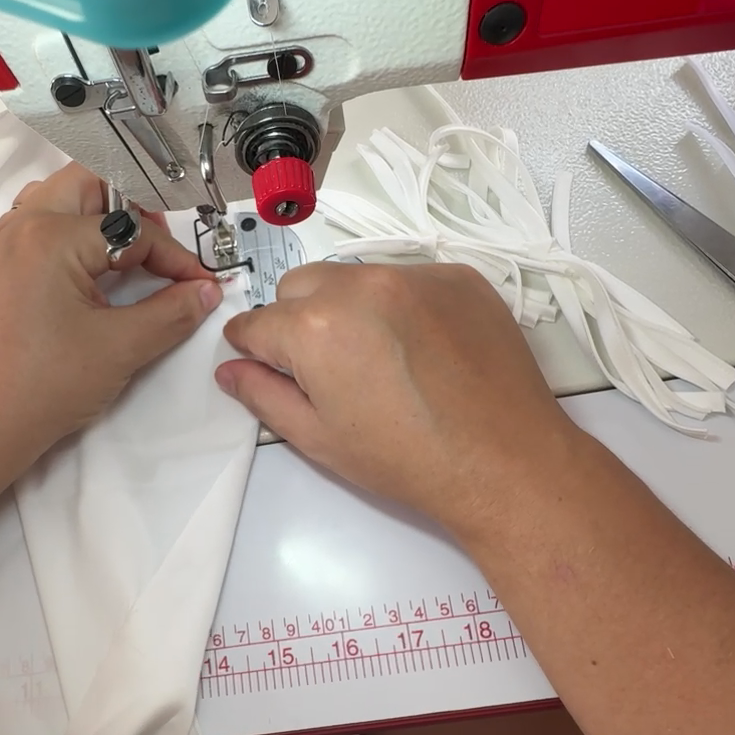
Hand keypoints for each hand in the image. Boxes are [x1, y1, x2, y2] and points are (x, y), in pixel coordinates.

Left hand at [0, 163, 221, 455]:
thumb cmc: (48, 385)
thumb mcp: (123, 348)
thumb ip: (173, 312)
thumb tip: (206, 291)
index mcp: (50, 236)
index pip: (131, 229)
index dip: (174, 257)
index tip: (199, 285)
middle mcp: (18, 226)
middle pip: (88, 184)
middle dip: (133, 211)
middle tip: (159, 252)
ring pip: (57, 199)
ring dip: (97, 216)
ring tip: (126, 258)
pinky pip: (33, 227)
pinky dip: (67, 234)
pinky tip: (84, 272)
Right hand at [216, 262, 581, 535]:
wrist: (505, 460)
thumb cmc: (405, 460)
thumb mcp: (319, 439)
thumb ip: (263, 397)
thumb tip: (229, 370)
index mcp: (315, 327)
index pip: (256, 324)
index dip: (252, 349)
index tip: (261, 363)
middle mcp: (361, 285)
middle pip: (299, 288)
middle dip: (295, 321)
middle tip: (324, 369)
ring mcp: (414, 274)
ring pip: (352, 277)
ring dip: (346, 307)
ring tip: (376, 358)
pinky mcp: (458, 277)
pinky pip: (405, 278)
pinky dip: (398, 304)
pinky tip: (420, 349)